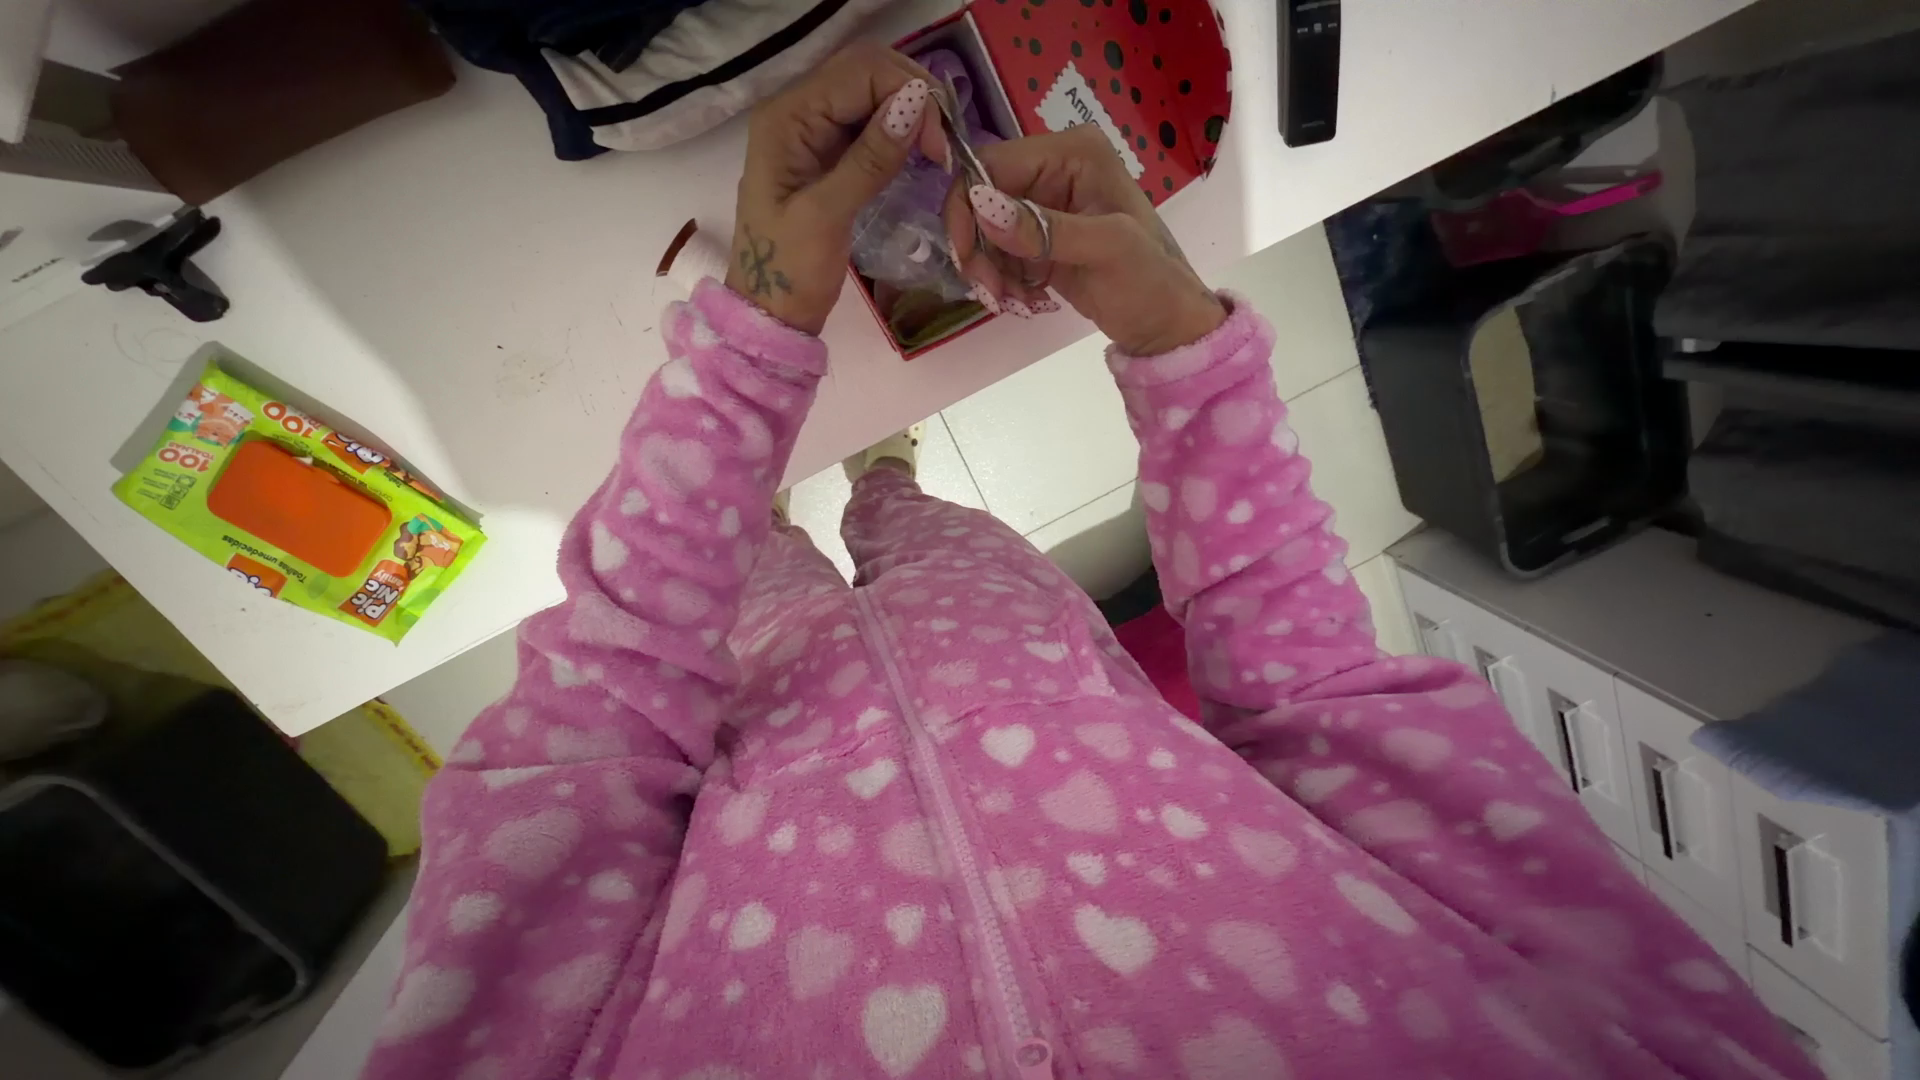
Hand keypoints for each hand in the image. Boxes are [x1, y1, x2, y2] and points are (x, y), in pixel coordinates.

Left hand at [725, 42, 949, 335]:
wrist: (772, 314)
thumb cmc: (790, 271)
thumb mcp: (828, 216)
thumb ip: (869, 160)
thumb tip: (915, 104)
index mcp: (786, 119)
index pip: (858, 72)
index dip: (907, 94)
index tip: (940, 145)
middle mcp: (796, 113)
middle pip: (865, 74)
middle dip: (912, 97)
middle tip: (945, 145)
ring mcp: (812, 134)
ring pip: (871, 97)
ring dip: (910, 114)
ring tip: (938, 151)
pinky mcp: (828, 157)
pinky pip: (868, 126)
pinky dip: (898, 132)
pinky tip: (920, 154)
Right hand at [943, 125, 1225, 355]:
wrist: (1165, 326)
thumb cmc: (1149, 283)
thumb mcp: (1105, 251)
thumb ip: (1045, 229)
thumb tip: (983, 207)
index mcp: (1073, 153)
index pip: (993, 163)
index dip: (969, 208)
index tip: (968, 258)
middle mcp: (1055, 170)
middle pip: (981, 199)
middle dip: (978, 249)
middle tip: (991, 292)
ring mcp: (1046, 206)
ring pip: (985, 232)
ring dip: (989, 272)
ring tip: (1014, 302)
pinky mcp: (1040, 240)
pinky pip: (999, 254)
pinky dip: (1001, 281)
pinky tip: (1024, 301)